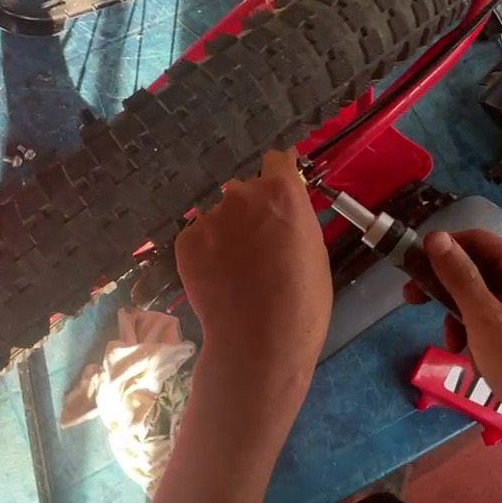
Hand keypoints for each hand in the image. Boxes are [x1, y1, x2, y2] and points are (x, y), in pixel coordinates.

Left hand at [175, 151, 330, 403]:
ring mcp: (210, 216)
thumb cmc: (302, 301)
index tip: (279, 186)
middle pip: (246, 189)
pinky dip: (207, 251)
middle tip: (259, 245)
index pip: (277, 159)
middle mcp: (242, 193)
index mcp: (281, 191)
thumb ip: (295, 219)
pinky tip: (218, 278)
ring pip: (221, 215)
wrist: (259, 343)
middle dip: (252, 209)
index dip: (279, 174)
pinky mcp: (186, 240)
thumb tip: (283, 212)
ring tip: (236, 268)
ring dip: (228, 231)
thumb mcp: (315, 250)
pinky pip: (200, 236)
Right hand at [407, 230, 501, 450]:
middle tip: (417, 304)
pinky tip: (480, 354)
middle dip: (450, 285)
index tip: (415, 271)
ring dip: (466, 311)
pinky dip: (487, 325)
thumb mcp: (484, 322)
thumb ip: (460, 276)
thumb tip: (435, 236)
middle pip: (485, 266)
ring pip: (495, 293)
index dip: (443, 249)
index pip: (478, 239)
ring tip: (456, 344)